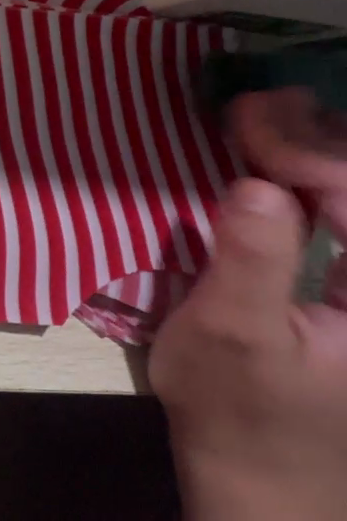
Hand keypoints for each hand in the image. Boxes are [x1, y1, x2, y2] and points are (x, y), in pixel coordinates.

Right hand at [151, 94, 346, 520]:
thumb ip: (253, 262)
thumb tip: (253, 186)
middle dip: (316, 142)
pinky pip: (335, 222)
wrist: (259, 467)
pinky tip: (267, 165)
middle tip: (255, 103)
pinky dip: (303, 185)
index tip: (245, 115)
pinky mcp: (341, 293)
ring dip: (313, 155)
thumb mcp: (235, 335)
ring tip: (261, 117)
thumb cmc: (241, 403)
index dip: (309, 151)